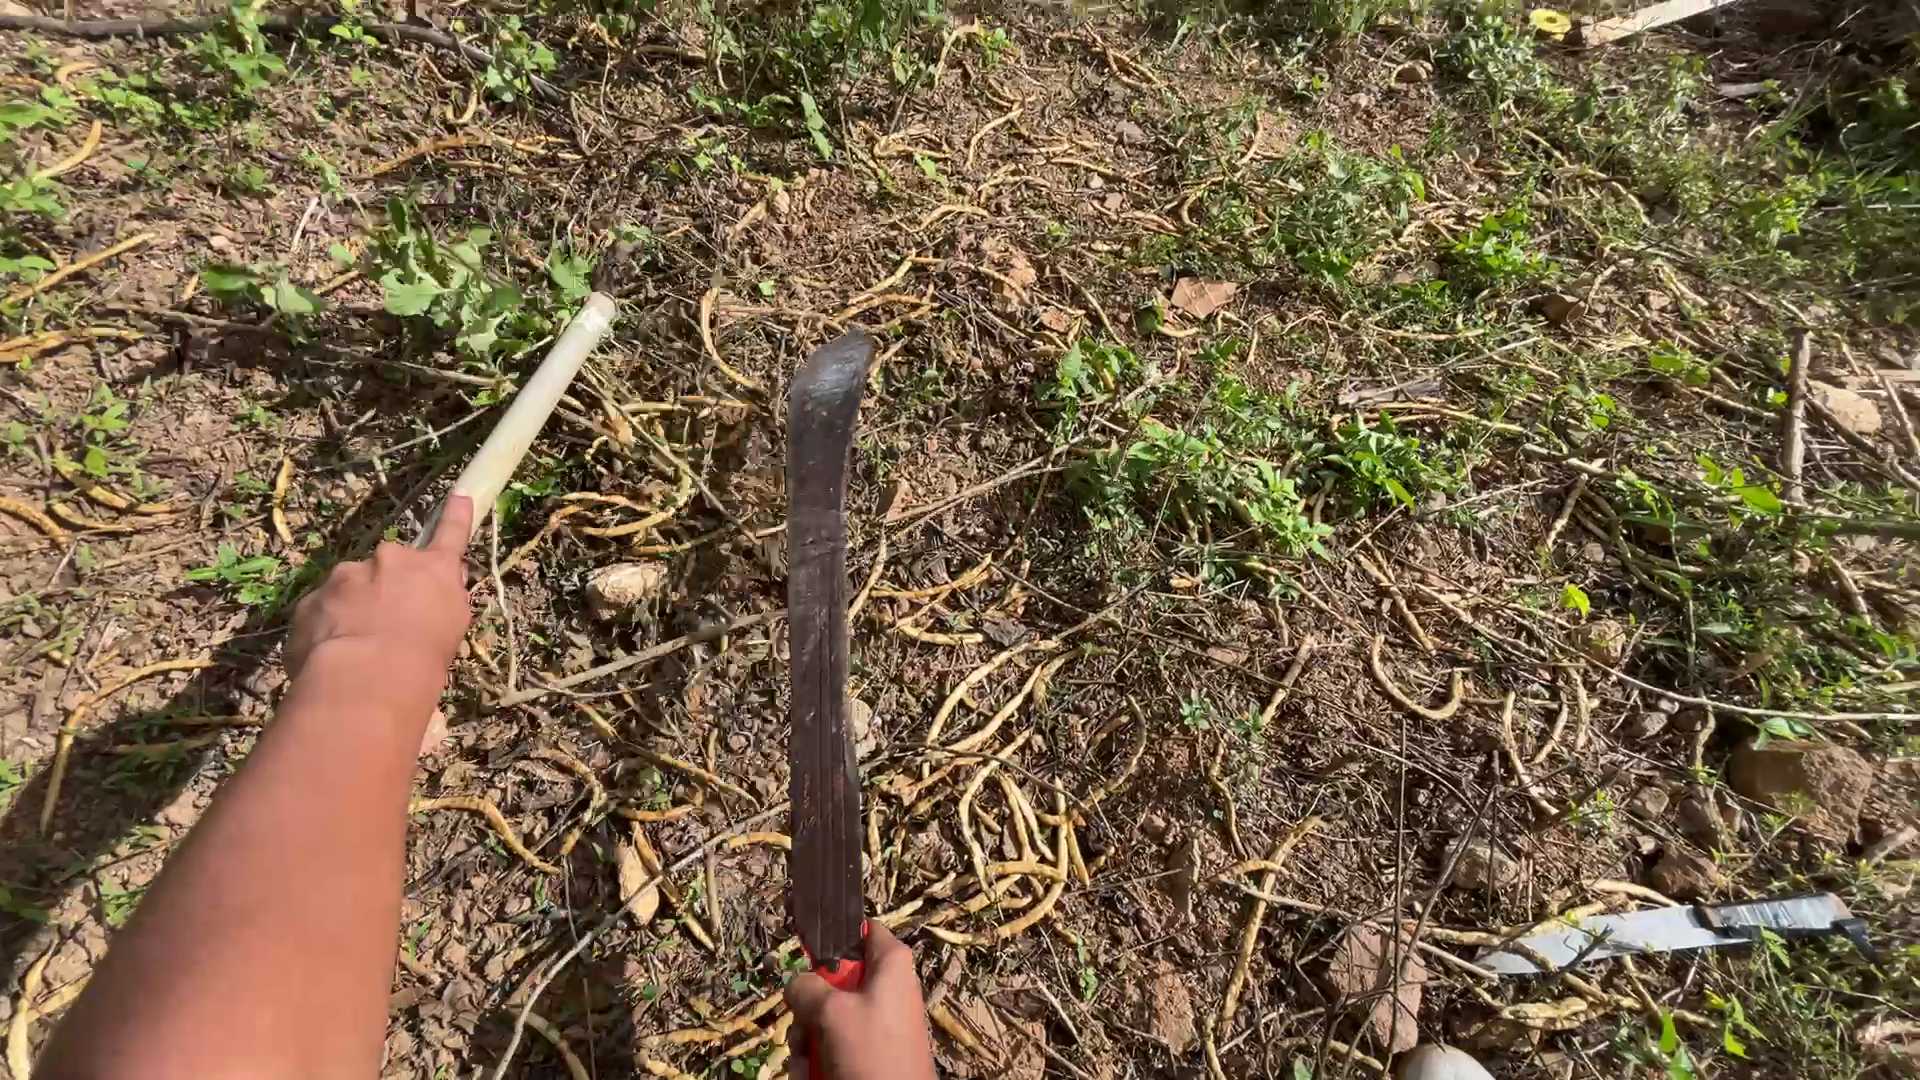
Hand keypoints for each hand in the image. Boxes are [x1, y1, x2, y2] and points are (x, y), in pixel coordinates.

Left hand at [284, 494, 474, 681]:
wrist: (368, 671)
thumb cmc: (427, 650)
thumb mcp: (454, 622)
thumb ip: (442, 597)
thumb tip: (431, 592)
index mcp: (432, 567)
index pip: (451, 534)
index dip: (456, 514)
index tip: (458, 494)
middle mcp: (389, 560)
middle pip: (389, 565)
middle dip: (389, 584)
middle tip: (392, 618)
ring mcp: (345, 576)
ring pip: (352, 586)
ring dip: (356, 605)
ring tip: (360, 643)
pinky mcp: (309, 599)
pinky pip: (322, 609)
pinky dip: (329, 625)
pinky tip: (337, 653)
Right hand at [784, 922, 936, 1079]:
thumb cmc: (872, 1053)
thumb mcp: (833, 1013)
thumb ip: (807, 988)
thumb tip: (797, 983)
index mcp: (890, 961)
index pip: (860, 929)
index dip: (831, 939)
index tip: (805, 958)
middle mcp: (887, 984)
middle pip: (835, 980)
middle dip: (810, 1009)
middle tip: (802, 1031)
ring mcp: (880, 1019)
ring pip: (831, 1017)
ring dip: (809, 1042)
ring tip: (806, 1065)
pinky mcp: (873, 1050)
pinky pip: (838, 1045)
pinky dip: (821, 1061)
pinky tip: (813, 1077)